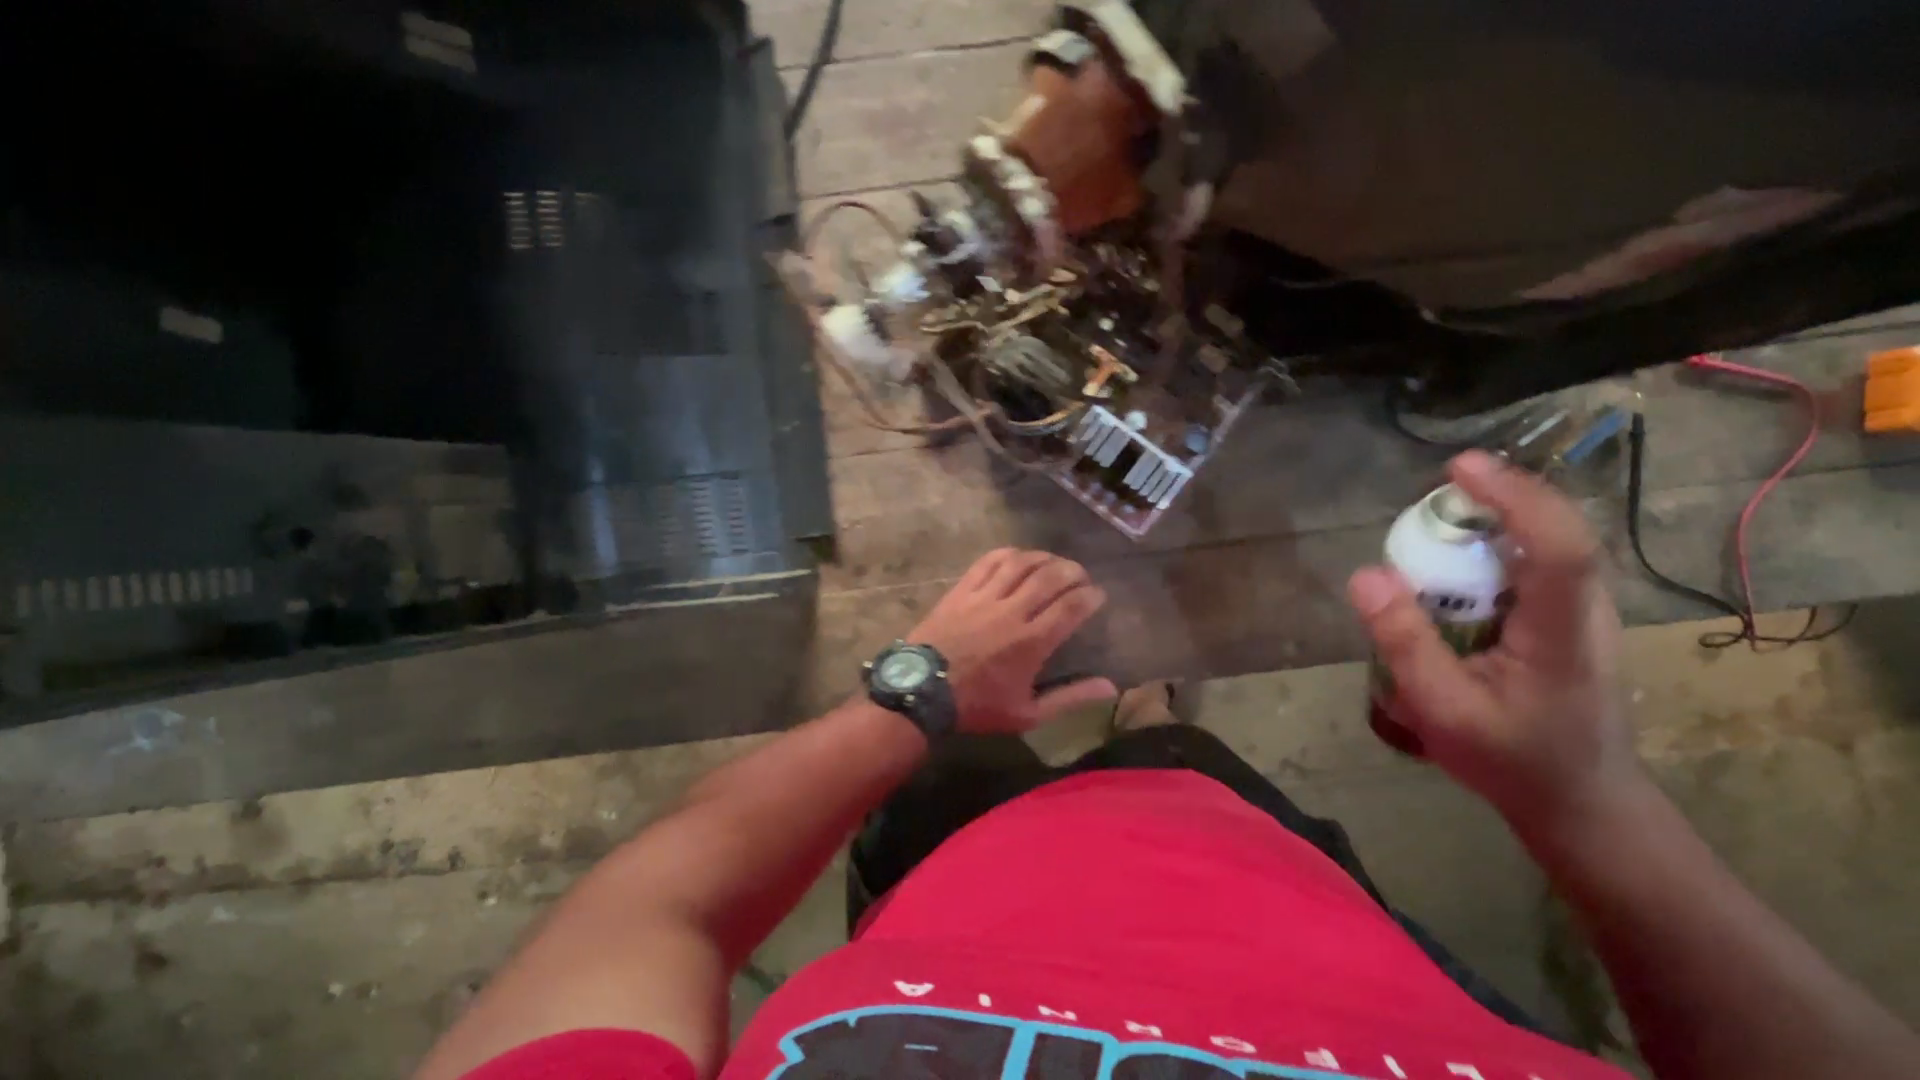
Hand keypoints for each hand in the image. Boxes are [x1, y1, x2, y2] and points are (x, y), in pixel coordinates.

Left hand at [907, 548, 1117, 733]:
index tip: (1098, 595)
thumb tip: (1110, 687)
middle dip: (1073, 571)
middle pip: (1051, 577)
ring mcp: (984, 597)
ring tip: (1055, 563)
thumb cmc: (977, 706)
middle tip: (1081, 576)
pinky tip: (1019, 557)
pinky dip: (1009, 555)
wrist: (921, 691)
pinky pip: (989, 562)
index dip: (1090, 596)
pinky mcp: (962, 590)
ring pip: (1021, 564)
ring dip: (1044, 558)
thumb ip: (1070, 698)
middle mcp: (1012, 612)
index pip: (1071, 606)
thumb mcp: (1027, 714)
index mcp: (1032, 642)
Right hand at [1347, 452, 1647, 830]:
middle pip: (1555, 529)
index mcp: (1563, 631)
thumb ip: (1404, 644)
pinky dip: (1498, 543)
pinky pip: (1537, 560)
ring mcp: (1586, 611)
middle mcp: (1588, 608)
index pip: (1557, 545)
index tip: (1459, 469)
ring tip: (1441, 517)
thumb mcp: (1444, 711)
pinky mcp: (1572, 617)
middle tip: (1438, 489)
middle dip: (1498, 496)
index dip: (1512, 497)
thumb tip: (1365, 575)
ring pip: (1548, 541)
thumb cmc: (1513, 760)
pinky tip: (1461, 560)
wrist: (1581, 801)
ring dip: (1498, 517)